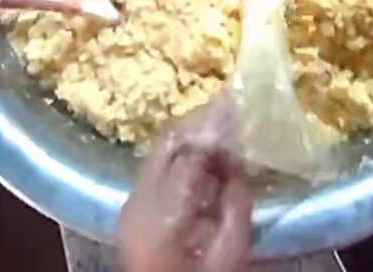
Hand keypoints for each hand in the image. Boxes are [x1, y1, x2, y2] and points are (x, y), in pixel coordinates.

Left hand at [119, 101, 250, 271]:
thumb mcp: (231, 260)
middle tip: (232, 115)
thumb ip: (237, 206)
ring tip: (223, 138)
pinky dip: (181, 159)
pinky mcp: (131, 210)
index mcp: (162, 214)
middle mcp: (137, 198)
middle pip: (168, 141)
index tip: (243, 120)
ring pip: (160, 150)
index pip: (191, 154)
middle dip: (201, 125)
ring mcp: (129, 202)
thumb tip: (238, 163)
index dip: (219, 135)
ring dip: (192, 140)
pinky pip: (156, 169)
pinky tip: (205, 165)